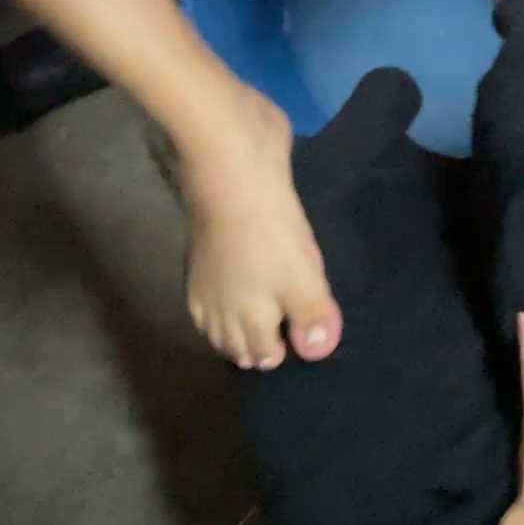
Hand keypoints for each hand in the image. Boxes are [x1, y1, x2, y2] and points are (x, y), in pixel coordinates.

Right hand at [182, 84, 341, 367]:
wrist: (231, 166)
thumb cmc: (271, 232)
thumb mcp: (301, 280)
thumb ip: (309, 316)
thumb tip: (315, 354)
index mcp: (241, 314)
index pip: (256, 350)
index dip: (275, 356)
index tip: (292, 357)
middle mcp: (217, 299)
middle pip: (232, 335)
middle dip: (251, 346)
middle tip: (274, 350)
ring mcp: (209, 268)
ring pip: (219, 309)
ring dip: (235, 323)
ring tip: (256, 327)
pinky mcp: (212, 236)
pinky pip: (218, 278)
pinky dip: (228, 289)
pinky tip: (236, 280)